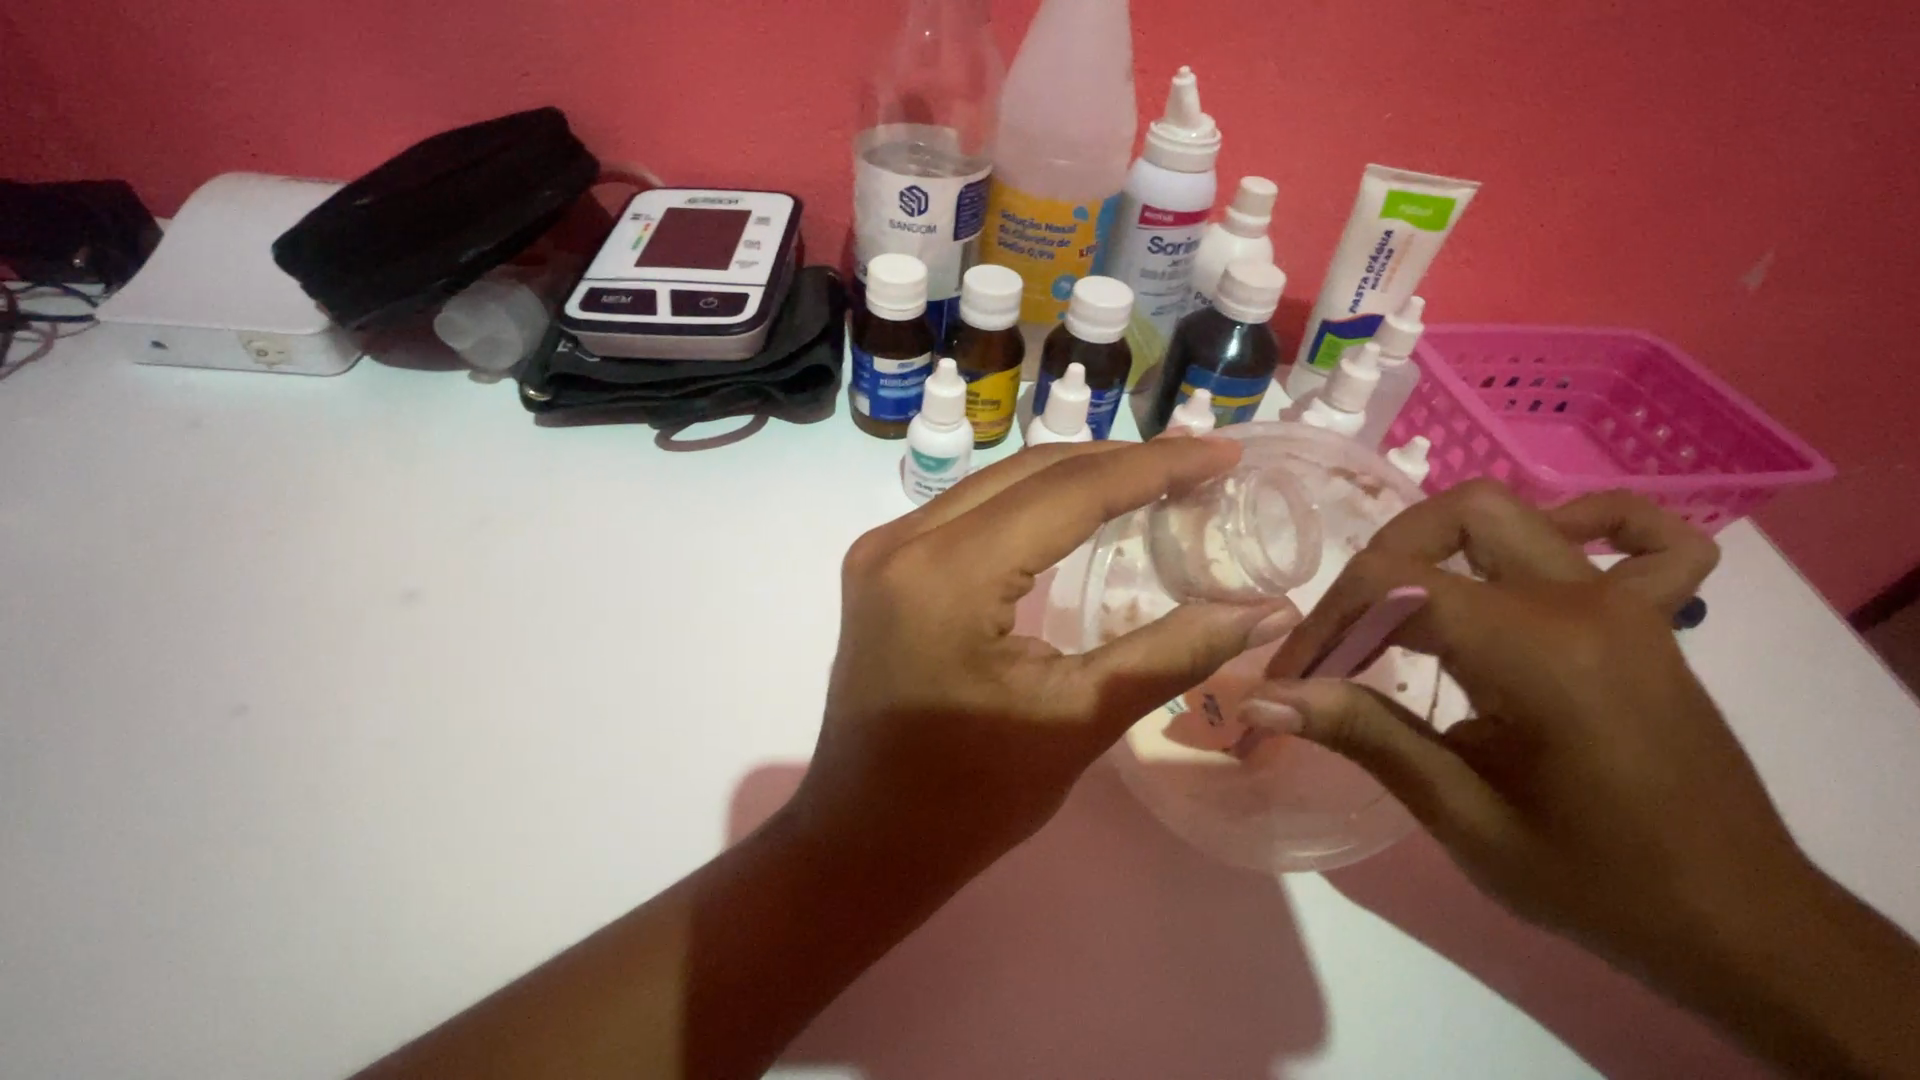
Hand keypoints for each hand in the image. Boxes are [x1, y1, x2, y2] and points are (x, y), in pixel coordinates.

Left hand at [792, 438, 1298, 876]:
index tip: (1225, 452)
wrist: (865, 840)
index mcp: (948, 574)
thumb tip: (1266, 610)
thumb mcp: (1078, 721)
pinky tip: (1080, 515)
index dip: (1155, 466)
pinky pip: (967, 511)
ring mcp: (882, 549)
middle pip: (1030, 472)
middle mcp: (904, 540)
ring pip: (996, 483)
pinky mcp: (880, 566)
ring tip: (1155, 482)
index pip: (1069, 491)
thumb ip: (1172, 653)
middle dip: (1120, 461)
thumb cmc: (970, 798)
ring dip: (1076, 477)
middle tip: (1200, 466)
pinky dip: (1031, 504)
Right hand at [1242, 480, 1799, 961]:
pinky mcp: (1650, 619)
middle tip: (1343, 642)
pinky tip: (1543, 559)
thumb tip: (1263, 700)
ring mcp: (1623, 603)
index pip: (1393, 585)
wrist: (1735, 920)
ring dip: (1441, 546)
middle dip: (1375, 569)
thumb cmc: (1591, 878)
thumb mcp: (1459, 813)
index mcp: (1531, 649)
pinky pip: (1639, 537)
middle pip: (1449, 521)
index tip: (1291, 679)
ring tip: (1405, 612)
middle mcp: (1578, 603)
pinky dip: (1587, 525)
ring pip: (1514, 516)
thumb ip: (1363, 734)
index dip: (1324, 624)